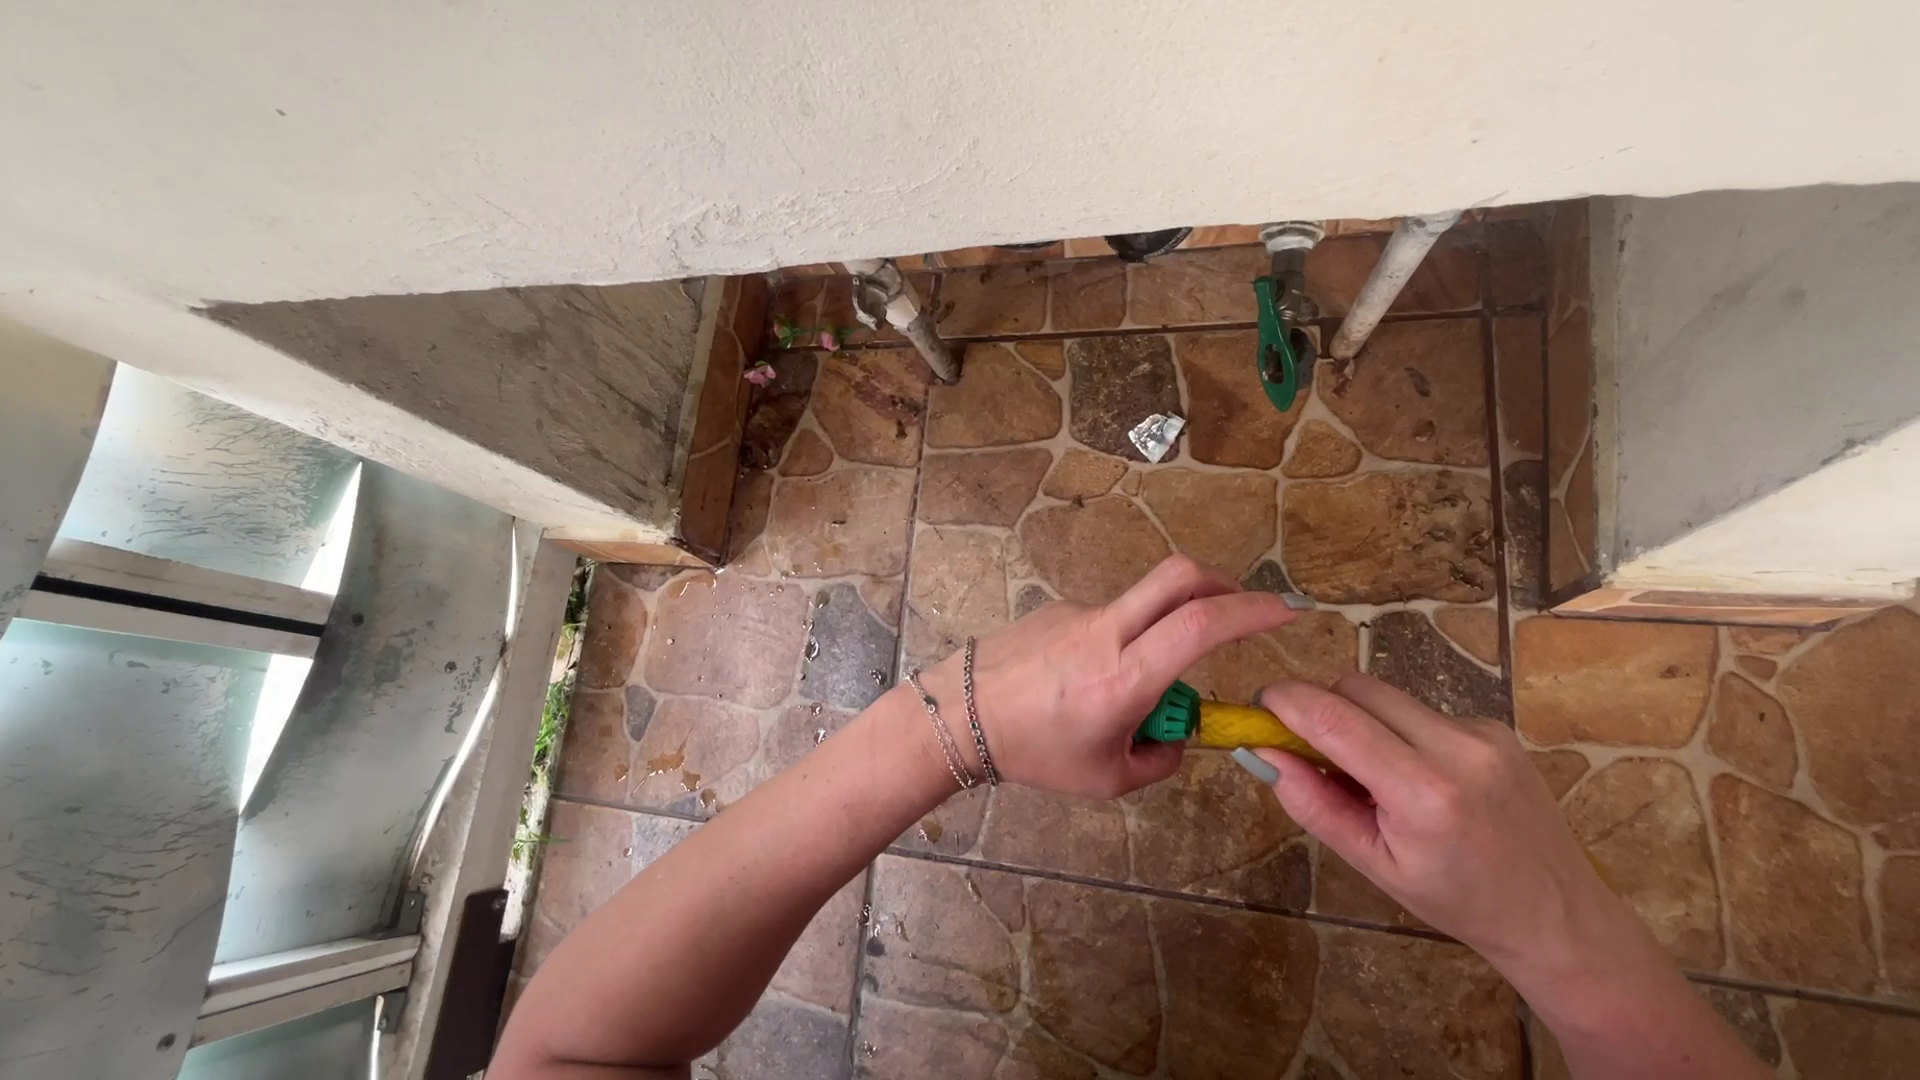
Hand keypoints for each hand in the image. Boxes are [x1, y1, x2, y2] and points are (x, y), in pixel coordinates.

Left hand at [918, 555, 1296, 798]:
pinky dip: (1124, 641)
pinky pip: (1110, 618)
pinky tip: (1090, 680)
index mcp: (1124, 678)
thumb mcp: (1108, 778)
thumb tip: (1179, 730)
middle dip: (1225, 584)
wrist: (960, 714)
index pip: (1200, 626)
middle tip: (1245, 610)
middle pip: (1179, 576)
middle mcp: (1107, 632)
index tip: (1287, 612)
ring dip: (1167, 628)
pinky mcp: (1060, 608)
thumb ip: (1161, 758)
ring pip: (1146, 602)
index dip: (1251, 611)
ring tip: (1137, 687)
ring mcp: (1081, 612)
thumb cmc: (1034, 753)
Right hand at [1249, 675, 1630, 982]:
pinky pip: (1417, 709)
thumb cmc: (1455, 899)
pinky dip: (1395, 730)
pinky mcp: (1493, 727)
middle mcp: (1457, 748)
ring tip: (1368, 773)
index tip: (1257, 707)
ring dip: (1357, 719)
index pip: (1334, 717)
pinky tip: (1414, 774)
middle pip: (1355, 688)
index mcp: (1424, 793)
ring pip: (1385, 695)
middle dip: (1318, 705)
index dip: (1285, 701)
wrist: (1558, 916)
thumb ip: (1310, 802)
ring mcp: (1482, 732)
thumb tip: (1261, 751)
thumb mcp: (1371, 863)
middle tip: (1305, 746)